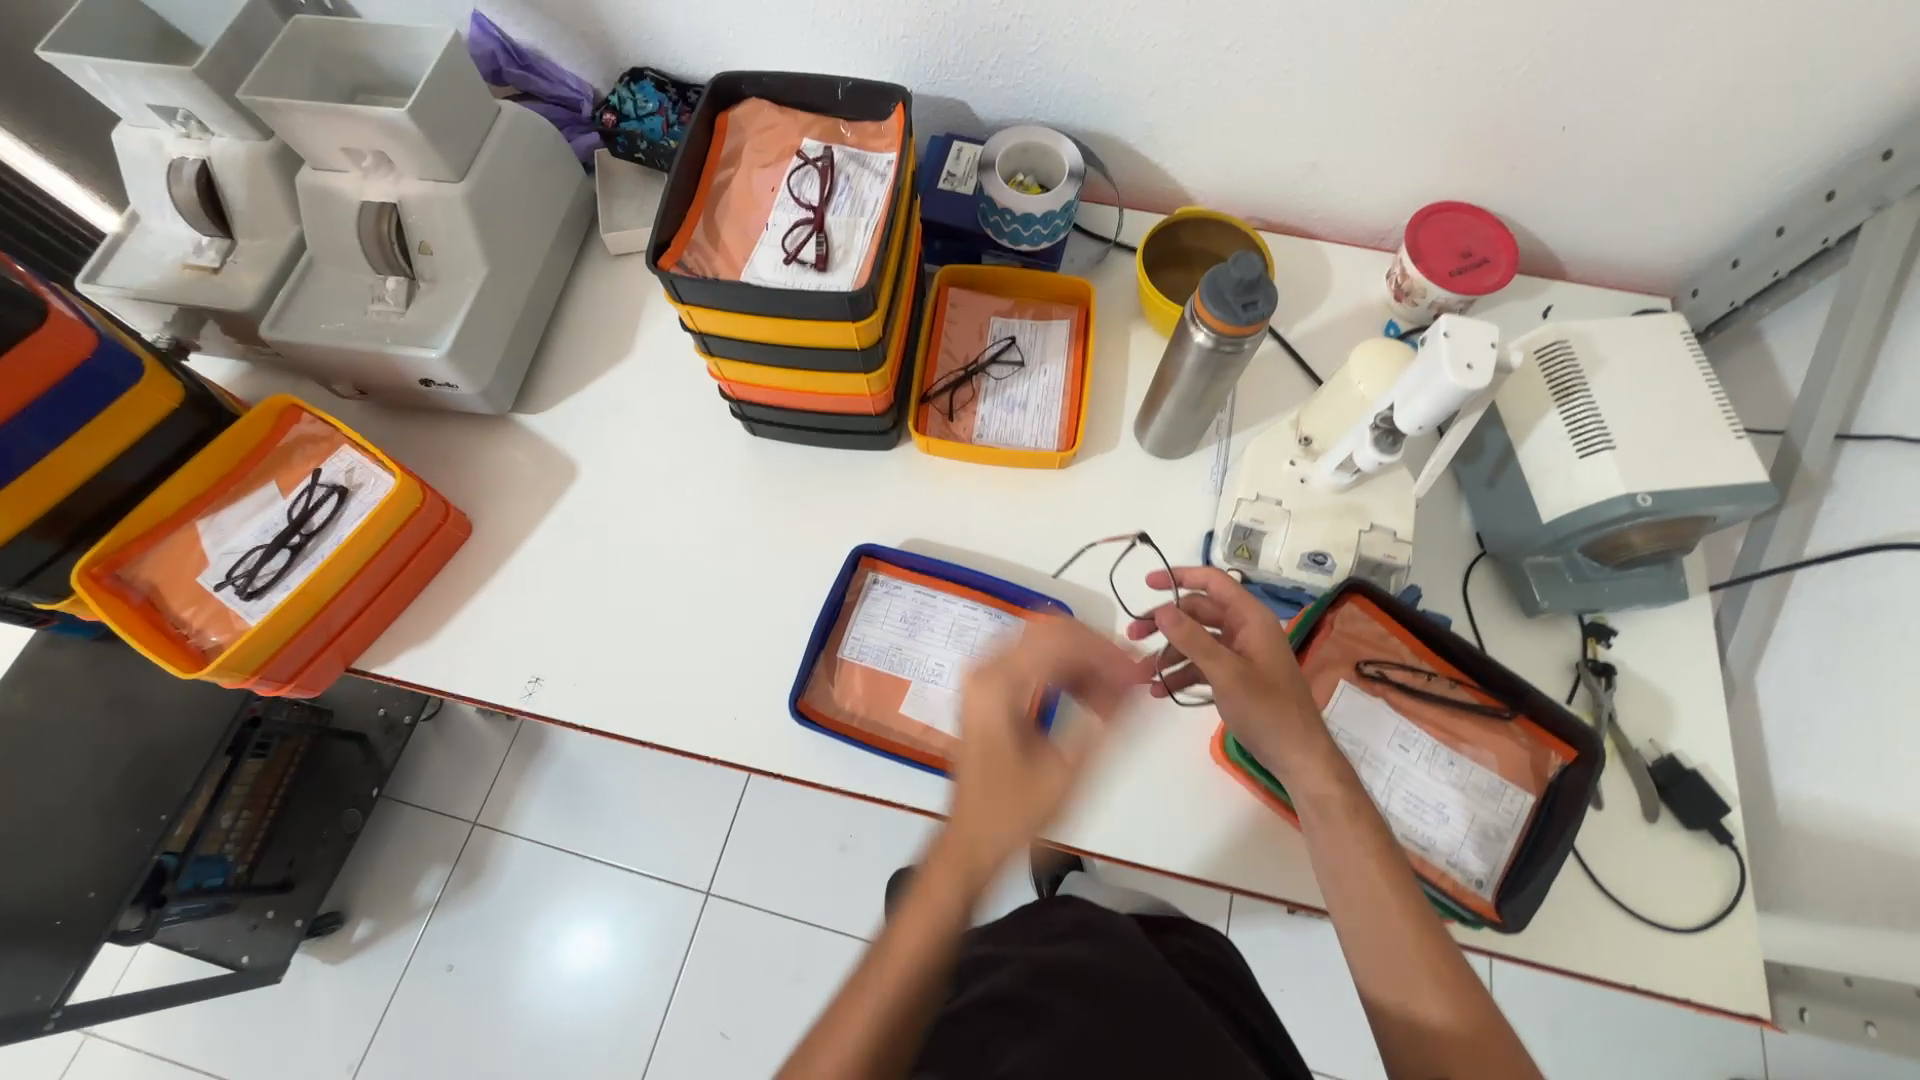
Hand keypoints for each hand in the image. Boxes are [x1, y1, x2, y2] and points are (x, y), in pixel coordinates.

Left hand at [941, 616, 1148, 879]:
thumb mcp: (1068, 770)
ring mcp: (984, 677)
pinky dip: (1066, 672)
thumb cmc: (1013, 814)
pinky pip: (1034, 662)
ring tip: (1120, 691)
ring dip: (1084, 661)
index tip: (1141, 672)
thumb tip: (1140, 683)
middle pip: (1052, 633)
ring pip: (1045, 644)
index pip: (1062, 639)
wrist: (971, 840)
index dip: (1107, 650)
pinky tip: (1093, 697)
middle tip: (1133, 677)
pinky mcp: (989, 690)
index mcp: (997, 684)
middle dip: (1097, 651)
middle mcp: (985, 669)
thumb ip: (1107, 721)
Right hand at [1124, 567, 1325, 766]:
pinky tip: (1159, 691)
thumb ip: (1192, 638)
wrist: (1296, 755)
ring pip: (1195, 642)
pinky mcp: (1234, 677)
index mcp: (1250, 619)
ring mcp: (1239, 654)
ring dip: (1168, 655)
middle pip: (1197, 614)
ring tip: (1142, 673)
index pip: (1213, 583)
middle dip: (1165, 624)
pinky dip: (1180, 675)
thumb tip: (1162, 609)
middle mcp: (1244, 630)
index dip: (1181, 577)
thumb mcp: (1226, 672)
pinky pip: (1201, 666)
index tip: (1148, 583)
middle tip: (1133, 635)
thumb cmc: (1267, 709)